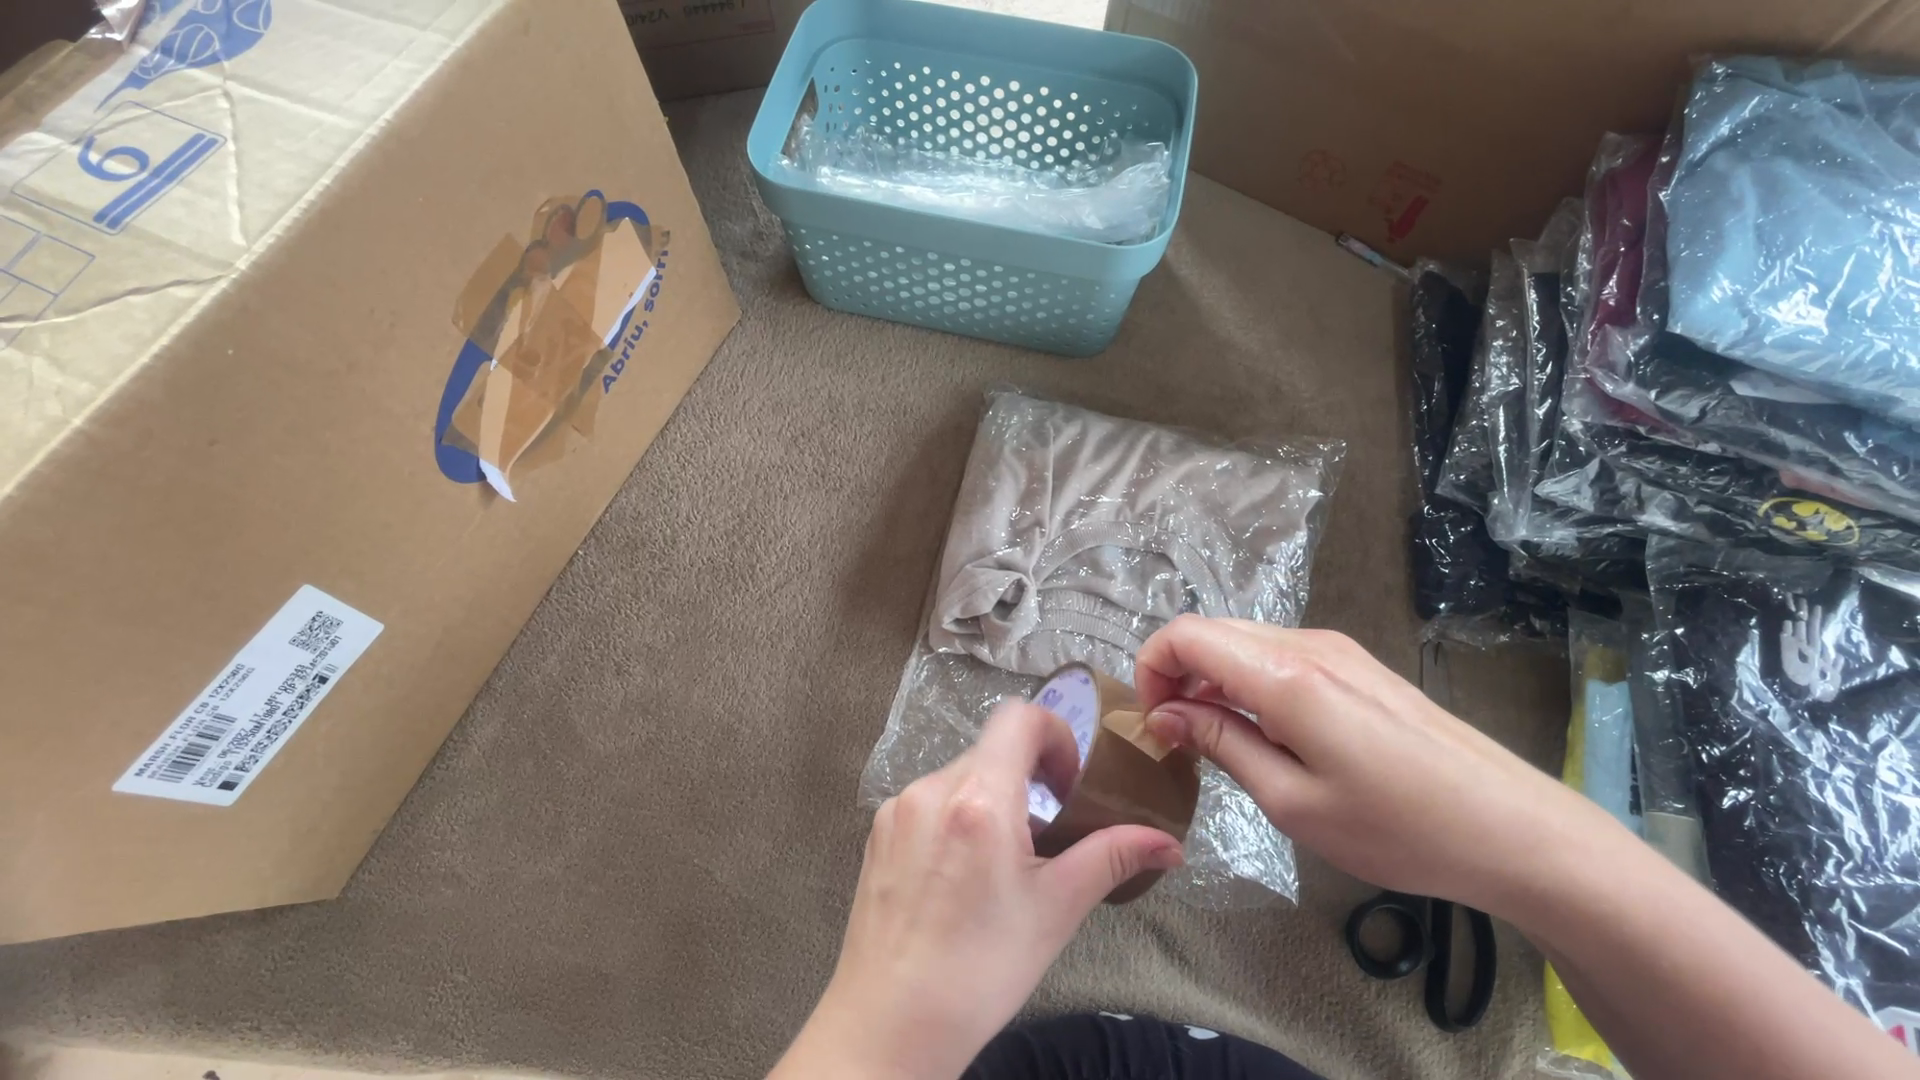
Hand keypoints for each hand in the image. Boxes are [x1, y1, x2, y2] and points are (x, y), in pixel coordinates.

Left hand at [772, 703, 1184, 1079]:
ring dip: (992, 799)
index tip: (1068, 785)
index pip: (1019, 717)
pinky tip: (962, 875)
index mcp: (979, 799)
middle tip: (1047, 832)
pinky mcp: (877, 832)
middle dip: (1028, 778)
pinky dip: (957, 818)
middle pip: (992, 750)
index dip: (1055, 735)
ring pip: (960, 777)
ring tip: (1004, 863)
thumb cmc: (980, 969)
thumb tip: (1167, 842)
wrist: (889, 1024)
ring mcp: (898, 809)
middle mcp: (931, 790)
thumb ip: (1111, 858)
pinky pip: (929, 802)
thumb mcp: (1056, 909)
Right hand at [1135, 616, 1618, 916]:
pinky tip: (1265, 731)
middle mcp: (1308, 645)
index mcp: (1285, 676)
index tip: (1153, 723)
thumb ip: (1220, 744)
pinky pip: (1279, 656)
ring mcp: (1338, 650)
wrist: (1516, 831)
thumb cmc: (1397, 828)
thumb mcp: (1292, 801)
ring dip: (1212, 680)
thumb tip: (1163, 715)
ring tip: (1218, 741)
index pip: (1185, 635)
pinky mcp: (1359, 666)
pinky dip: (1248, 682)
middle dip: (1177, 675)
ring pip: (1244, 642)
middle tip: (1177, 738)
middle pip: (1212, 632)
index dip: (1151, 669)